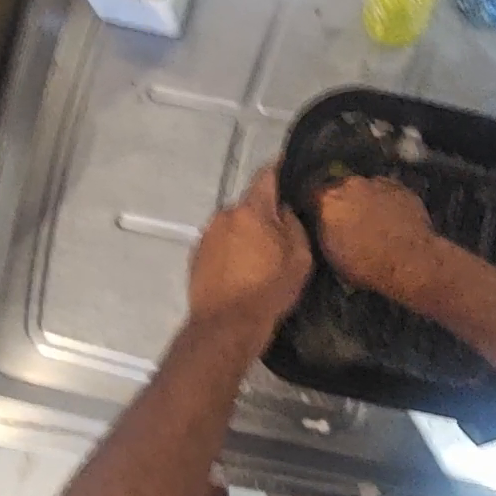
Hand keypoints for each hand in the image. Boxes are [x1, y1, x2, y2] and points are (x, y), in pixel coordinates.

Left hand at [188, 164, 312, 332]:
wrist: (226, 326)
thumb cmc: (269, 290)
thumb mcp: (300, 258)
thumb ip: (294, 225)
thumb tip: (283, 210)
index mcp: (251, 210)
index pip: (267, 175)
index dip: (281, 169)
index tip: (291, 169)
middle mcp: (224, 214)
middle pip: (250, 204)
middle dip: (265, 213)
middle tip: (282, 232)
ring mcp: (206, 235)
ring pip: (234, 225)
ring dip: (247, 233)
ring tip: (261, 258)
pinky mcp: (196, 255)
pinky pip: (220, 243)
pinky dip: (232, 250)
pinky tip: (242, 271)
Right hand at [316, 176, 444, 300]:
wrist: (411, 261)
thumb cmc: (366, 265)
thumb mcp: (330, 254)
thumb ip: (323, 230)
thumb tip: (322, 223)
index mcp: (328, 199)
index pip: (310, 194)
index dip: (313, 206)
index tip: (317, 217)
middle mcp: (350, 183)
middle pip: (338, 186)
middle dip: (339, 200)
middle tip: (346, 220)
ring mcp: (377, 182)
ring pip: (364, 187)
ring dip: (364, 199)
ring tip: (372, 219)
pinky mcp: (401, 187)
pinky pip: (386, 190)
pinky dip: (385, 200)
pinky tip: (391, 218)